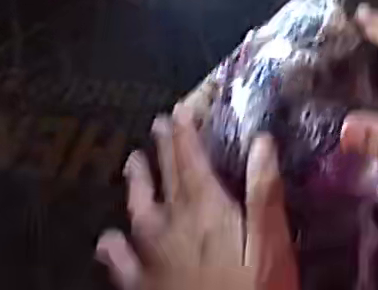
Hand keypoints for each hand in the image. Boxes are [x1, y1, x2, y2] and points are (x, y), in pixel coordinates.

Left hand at [96, 110, 298, 289]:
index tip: (178, 109)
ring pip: (138, 214)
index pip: (191, 161)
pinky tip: (106, 242)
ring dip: (136, 185)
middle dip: (162, 149)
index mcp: (205, 211)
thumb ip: (264, 192)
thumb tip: (261, 140)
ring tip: (131, 163)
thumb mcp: (271, 245)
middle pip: (165, 180)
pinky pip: (121, 267)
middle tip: (157, 124)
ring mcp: (152, 263)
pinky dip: (113, 251)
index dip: (184, 133)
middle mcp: (173, 228)